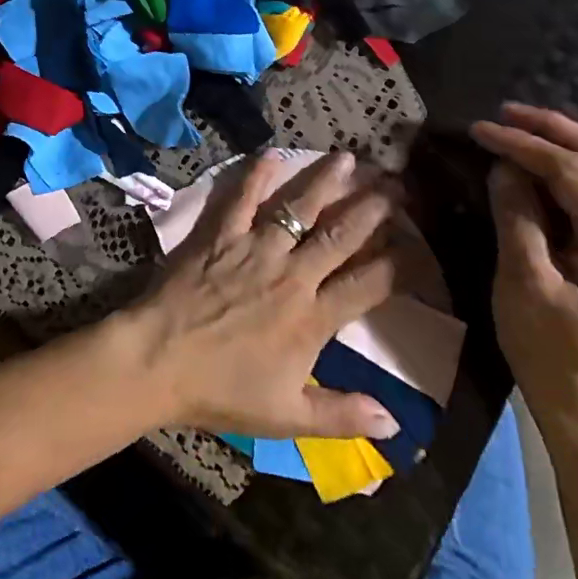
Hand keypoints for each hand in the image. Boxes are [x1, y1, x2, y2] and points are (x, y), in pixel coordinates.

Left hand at [125, 150, 403, 440]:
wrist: (156, 359)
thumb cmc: (219, 390)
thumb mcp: (287, 416)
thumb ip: (342, 415)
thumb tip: (397, 425)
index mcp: (313, 318)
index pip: (370, 285)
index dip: (401, 264)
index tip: (421, 244)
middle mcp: (289, 276)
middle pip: (340, 236)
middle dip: (372, 209)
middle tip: (396, 183)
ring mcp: (251, 251)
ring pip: (296, 210)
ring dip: (323, 182)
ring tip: (347, 157)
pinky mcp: (216, 238)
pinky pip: (239, 200)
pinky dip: (256, 176)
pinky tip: (271, 154)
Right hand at [471, 104, 577, 444]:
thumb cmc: (552, 350)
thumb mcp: (524, 284)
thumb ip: (518, 221)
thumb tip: (505, 169)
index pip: (577, 174)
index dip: (526, 145)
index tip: (478, 128)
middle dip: (558, 131)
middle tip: (505, 113)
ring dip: (567, 147)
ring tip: (518, 130)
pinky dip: (570, 174)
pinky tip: (537, 170)